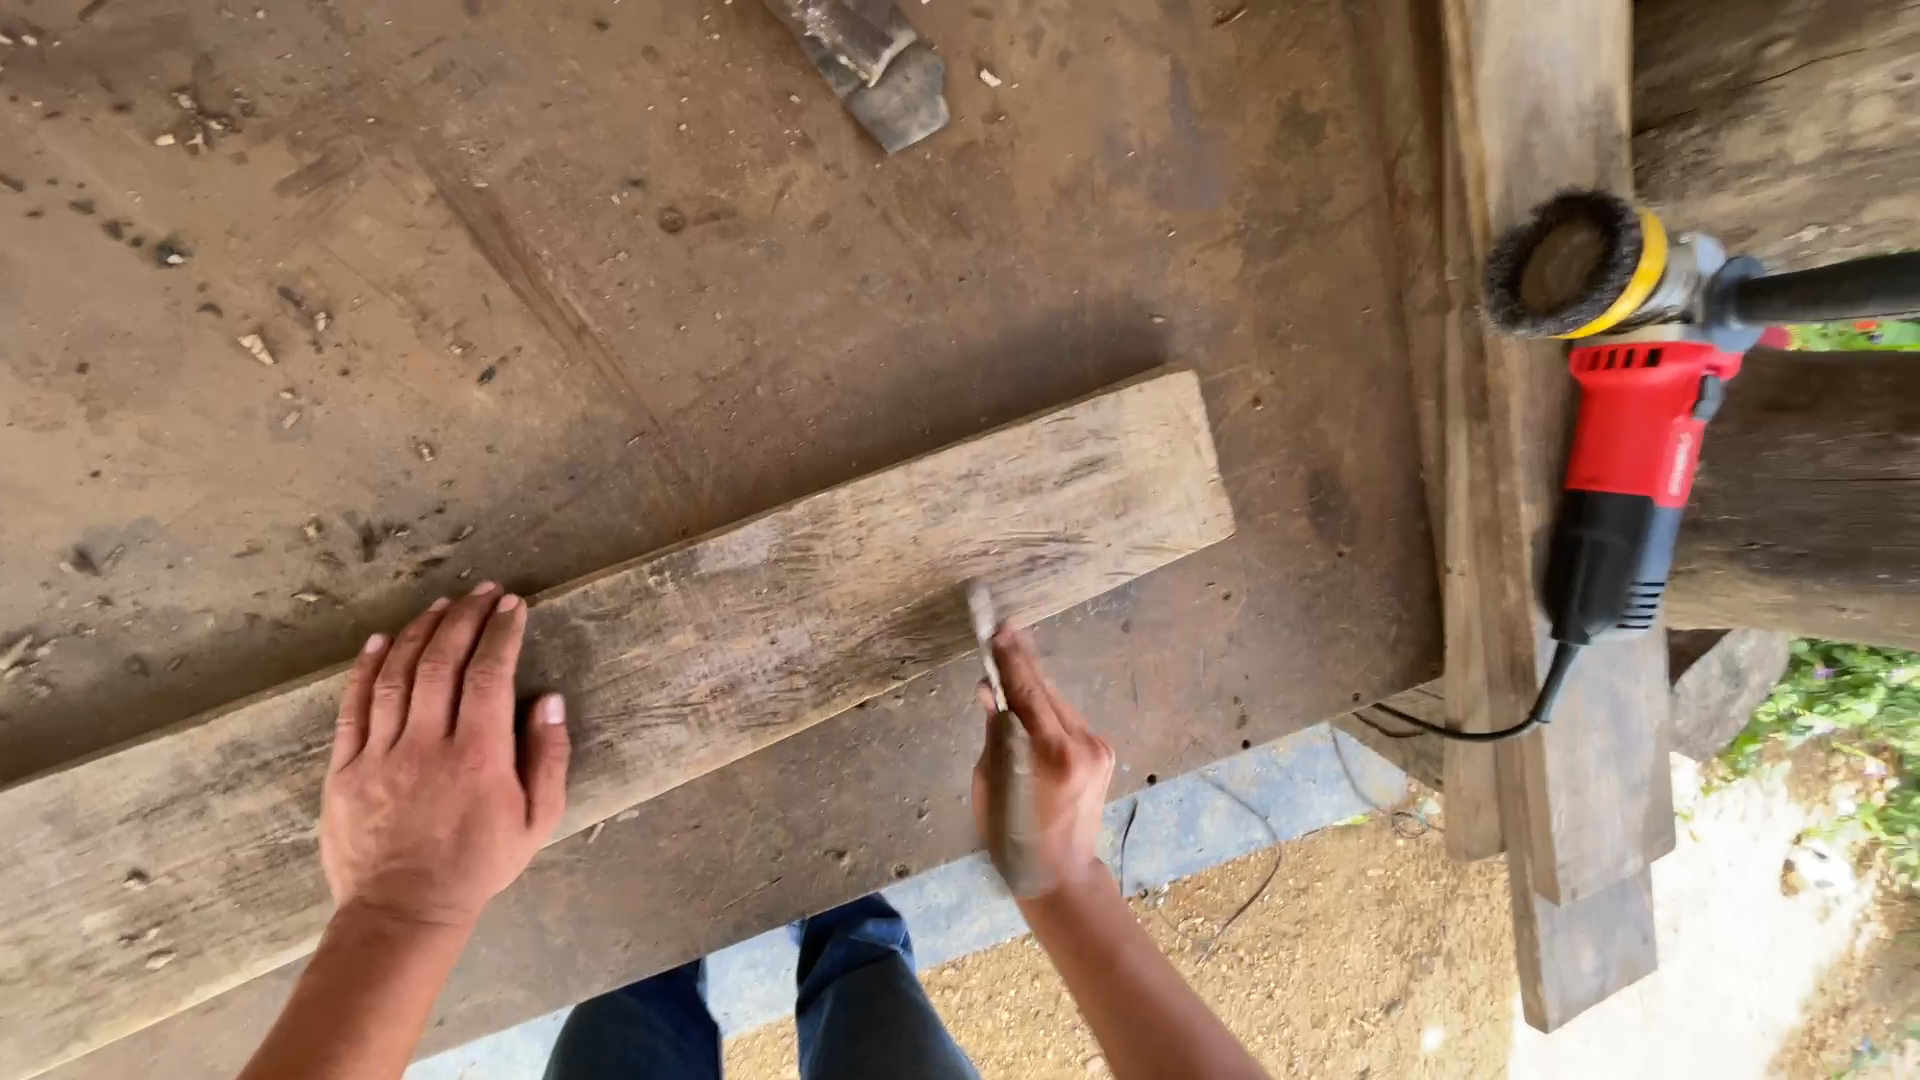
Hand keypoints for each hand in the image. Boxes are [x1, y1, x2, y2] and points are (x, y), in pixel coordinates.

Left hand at [322, 583, 569, 928]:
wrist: (403, 912)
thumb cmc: (481, 863)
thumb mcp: (540, 818)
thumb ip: (550, 757)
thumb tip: (551, 701)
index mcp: (479, 755)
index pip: (490, 676)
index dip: (503, 634)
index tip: (515, 606)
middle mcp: (427, 745)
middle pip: (442, 663)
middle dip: (465, 619)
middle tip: (484, 592)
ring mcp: (379, 755)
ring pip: (397, 676)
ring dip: (420, 632)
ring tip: (441, 604)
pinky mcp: (344, 770)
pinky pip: (352, 708)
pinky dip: (366, 668)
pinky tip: (380, 640)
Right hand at [972, 625, 1115, 897]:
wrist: (1062, 872)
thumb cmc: (1013, 835)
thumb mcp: (992, 784)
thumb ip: (995, 733)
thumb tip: (991, 691)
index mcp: (1054, 755)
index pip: (1028, 694)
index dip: (1011, 660)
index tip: (999, 631)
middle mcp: (1084, 744)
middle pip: (1047, 690)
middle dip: (1023, 660)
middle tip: (1004, 628)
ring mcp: (1098, 747)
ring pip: (1057, 701)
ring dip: (1033, 681)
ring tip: (1011, 652)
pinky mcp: (1102, 751)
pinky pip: (1066, 717)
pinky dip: (1045, 705)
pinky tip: (1028, 694)